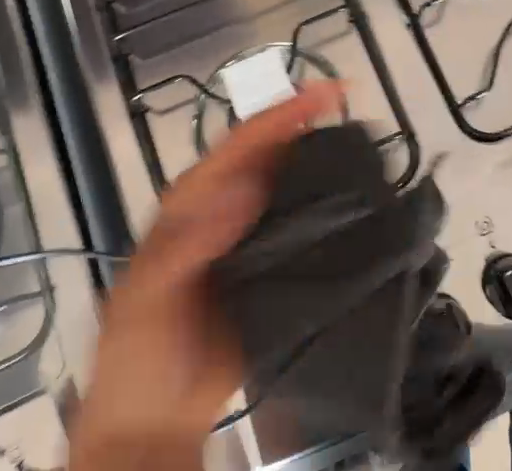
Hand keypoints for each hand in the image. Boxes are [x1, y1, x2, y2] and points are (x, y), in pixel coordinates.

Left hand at [69, 83, 340, 470]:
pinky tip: (363, 210)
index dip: (282, 114)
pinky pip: (305, 231)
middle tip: (357, 109)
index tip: (328, 92)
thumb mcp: (149, 297)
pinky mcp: (273, 270)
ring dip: (324, 163)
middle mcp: (223, 209)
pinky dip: (332, 214)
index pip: (240, 146)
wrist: (156, 418)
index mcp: (191, 204)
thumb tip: (246, 187)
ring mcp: (250, 239)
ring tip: (369, 149)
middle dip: (309, 125)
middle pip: (270, 156)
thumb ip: (189, 244)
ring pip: (290, 188)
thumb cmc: (143, 354)